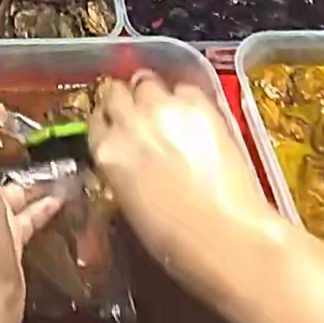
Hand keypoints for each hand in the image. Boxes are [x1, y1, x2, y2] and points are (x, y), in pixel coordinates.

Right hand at [88, 72, 276, 281]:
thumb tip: (128, 154)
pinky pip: (183, 89)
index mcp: (108, 152)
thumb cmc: (174, 240)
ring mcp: (163, 107)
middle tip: (140, 115)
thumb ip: (120, 167)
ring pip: (147, 83)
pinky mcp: (197, 101)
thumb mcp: (129, 203)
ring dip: (154, 96)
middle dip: (125, 100)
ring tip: (168, 114)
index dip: (108, 121)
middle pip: (115, 90)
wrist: (227, 236)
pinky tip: (196, 122)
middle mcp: (130, 121)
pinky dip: (185, 101)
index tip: (117, 126)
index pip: (95, 119)